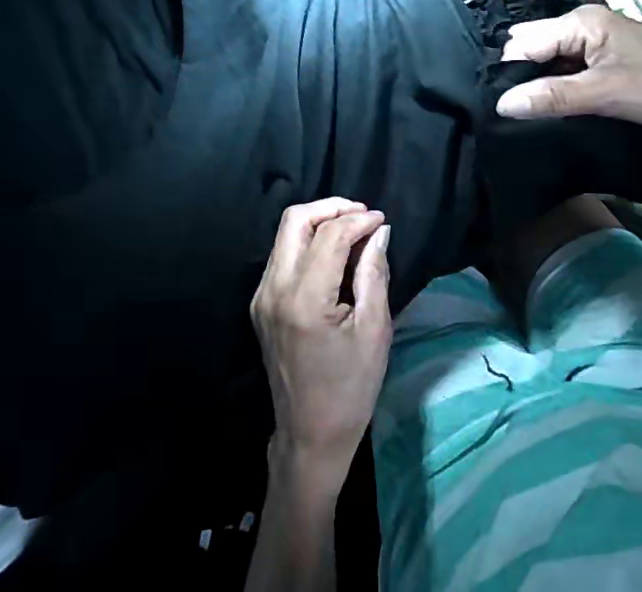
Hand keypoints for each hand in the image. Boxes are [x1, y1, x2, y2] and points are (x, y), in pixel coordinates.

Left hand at [250, 198, 392, 488]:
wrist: (309, 433)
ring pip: (284, 234)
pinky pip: (282, 256)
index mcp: (304, 299)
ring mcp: (261, 295)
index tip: (381, 220)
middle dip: (330, 208)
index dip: (357, 220)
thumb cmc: (351, 388)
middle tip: (362, 214)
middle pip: (294, 221)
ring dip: (317, 222)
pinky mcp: (260, 303)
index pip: (329, 236)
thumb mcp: (374, 331)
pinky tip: (332, 253)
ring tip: (351, 229)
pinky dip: (306, 242)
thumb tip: (379, 232)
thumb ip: (374, 273)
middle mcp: (274, 289)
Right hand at [495, 4, 641, 145]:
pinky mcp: (602, 74)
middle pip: (533, 53)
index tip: (499, 106)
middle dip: (519, 80)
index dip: (510, 72)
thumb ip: (552, 97)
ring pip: (547, 70)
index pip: (525, 43)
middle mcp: (583, 31)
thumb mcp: (607, 93)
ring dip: (537, 91)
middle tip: (510, 115)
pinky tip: (546, 117)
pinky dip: (554, 97)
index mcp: (582, 22)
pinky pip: (565, 82)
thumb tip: (500, 104)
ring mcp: (594, 53)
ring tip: (523, 120)